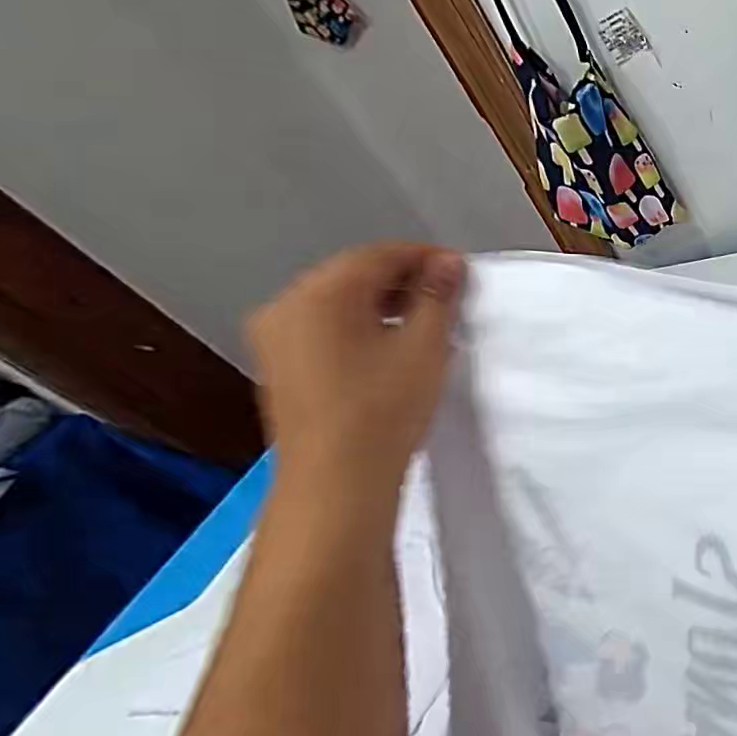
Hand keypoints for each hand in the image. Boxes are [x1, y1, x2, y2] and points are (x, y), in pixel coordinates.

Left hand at [247, 242, 464, 500]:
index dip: (426, 258)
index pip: (380, 255)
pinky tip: (390, 346)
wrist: (336, 480)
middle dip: (404, 280)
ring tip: (425, 323)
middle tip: (447, 297)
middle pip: (354, 275)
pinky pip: (324, 327)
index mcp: (320, 293)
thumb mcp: (424, 345)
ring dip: (383, 304)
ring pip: (338, 302)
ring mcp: (275, 337)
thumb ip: (437, 295)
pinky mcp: (279, 366)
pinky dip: (360, 326)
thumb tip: (448, 262)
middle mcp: (286, 306)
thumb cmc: (384, 407)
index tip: (461, 272)